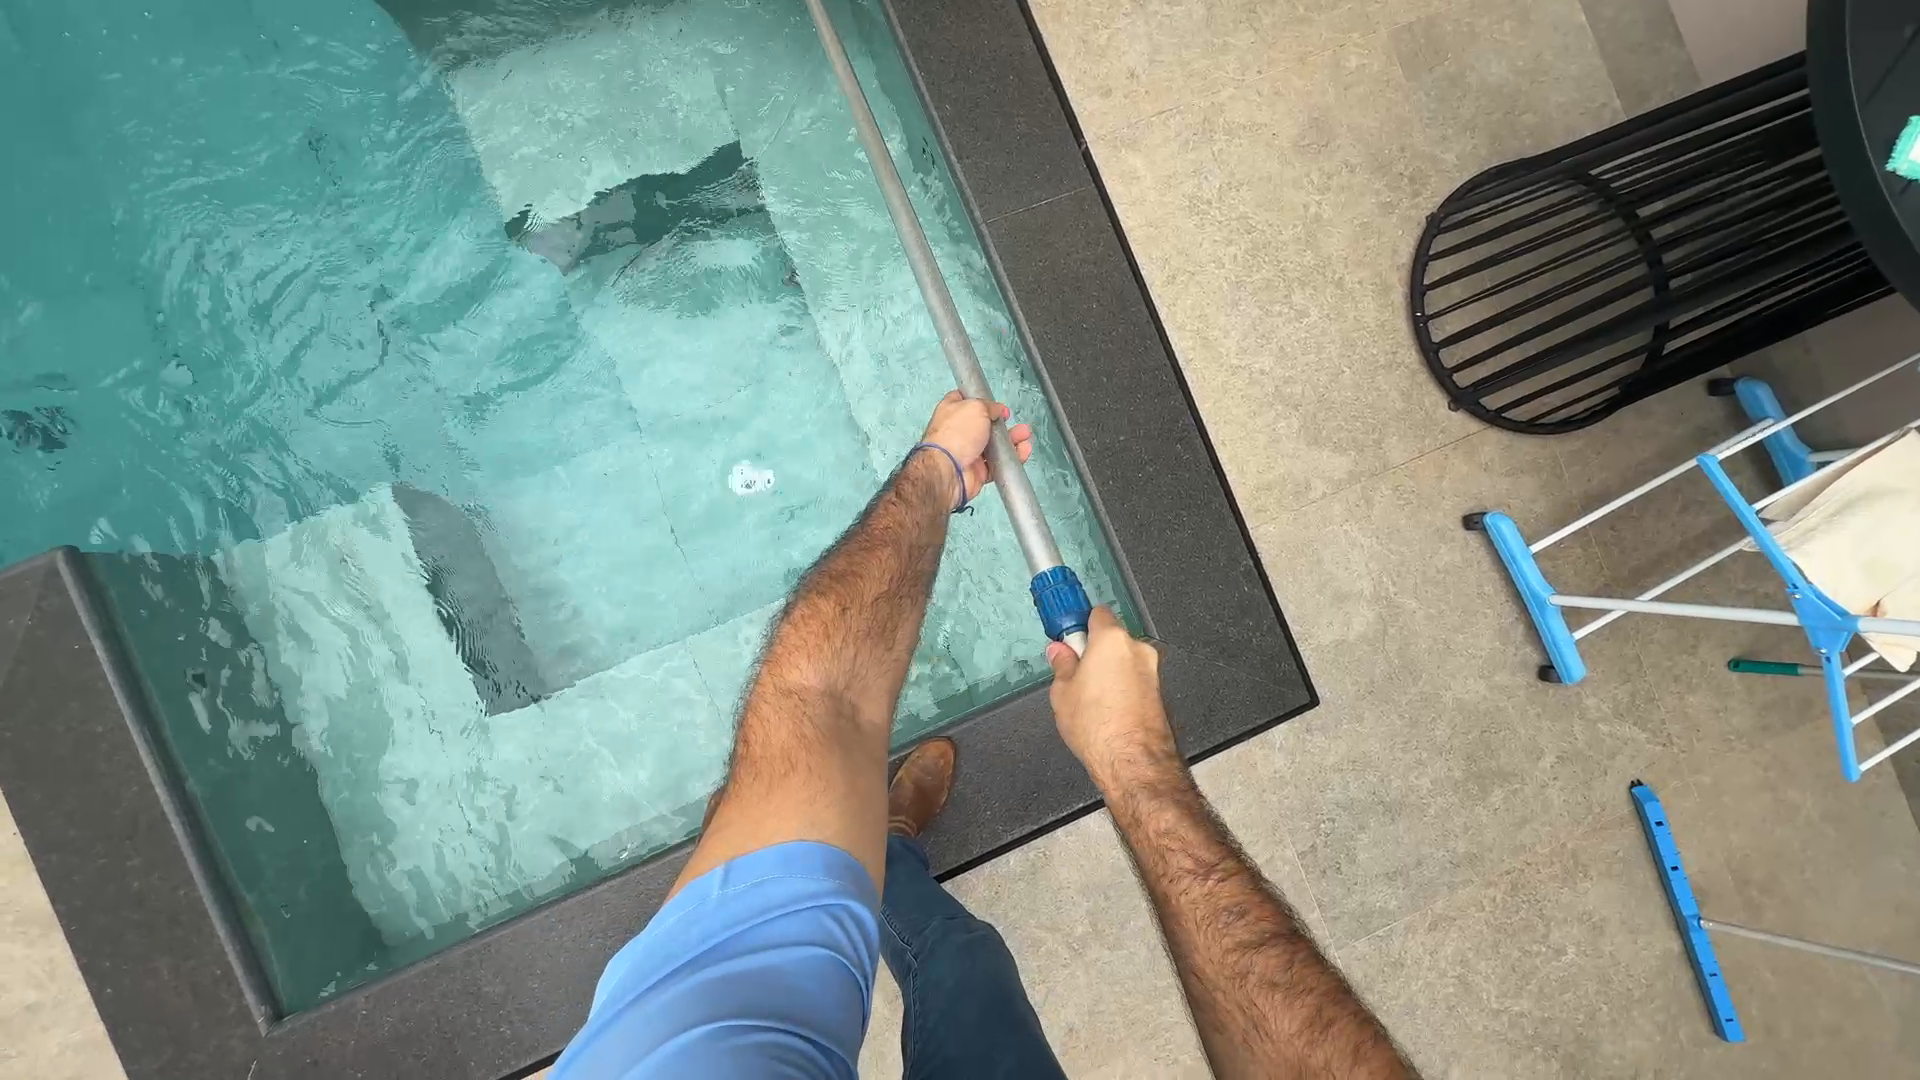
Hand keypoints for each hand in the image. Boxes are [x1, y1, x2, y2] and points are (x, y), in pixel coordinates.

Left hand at [921, 390, 1033, 503]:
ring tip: (1024, 435)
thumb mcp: (976, 407)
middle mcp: (959, 432)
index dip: (981, 400)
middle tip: (1011, 421)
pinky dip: (1012, 458)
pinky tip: (1022, 452)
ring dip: (1012, 440)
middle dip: (1002, 423)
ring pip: (994, 446)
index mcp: (952, 412)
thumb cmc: (954, 435)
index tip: (995, 403)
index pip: (965, 401)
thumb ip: (989, 406)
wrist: (949, 470)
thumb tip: (998, 410)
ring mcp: (968, 452)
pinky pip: (998, 464)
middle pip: (984, 425)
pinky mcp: (978, 471)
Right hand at [1045, 607, 1178, 791]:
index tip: (1069, 638)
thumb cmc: (1099, 727)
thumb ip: (1062, 665)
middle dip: (1094, 651)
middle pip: (1112, 639)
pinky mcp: (1158, 693)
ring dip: (1109, 671)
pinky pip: (1134, 680)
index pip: (1097, 613)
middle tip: (1075, 672)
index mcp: (1112, 640)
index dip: (1081, 624)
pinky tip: (1107, 710)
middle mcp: (1137, 650)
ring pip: (1124, 661)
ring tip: (1090, 699)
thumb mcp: (1062, 692)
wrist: (1133, 763)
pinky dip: (1122, 688)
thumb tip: (1059, 652)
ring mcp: (1152, 672)